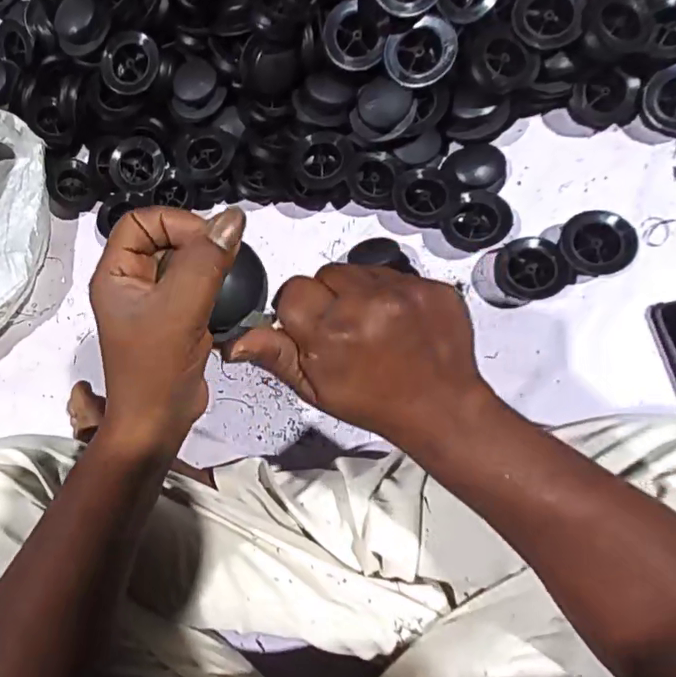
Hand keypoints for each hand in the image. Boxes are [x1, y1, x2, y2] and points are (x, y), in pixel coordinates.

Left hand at [89, 205, 245, 455]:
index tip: (207, 238)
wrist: (157, 422)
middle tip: (221, 257)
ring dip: (206, 267)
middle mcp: (130, 286)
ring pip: (181, 265)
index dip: (174, 223)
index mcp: (115, 276)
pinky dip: (211, 289)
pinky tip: (220, 302)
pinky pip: (193, 289)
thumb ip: (206, 261)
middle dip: (195, 243)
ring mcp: (152, 305)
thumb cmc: (152, 375)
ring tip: (221, 280)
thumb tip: (229, 222)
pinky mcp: (173, 321)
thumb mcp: (181, 308)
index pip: (140, 223)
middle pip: (163, 239)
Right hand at [226, 265, 493, 447]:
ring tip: (372, 326)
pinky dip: (392, 293)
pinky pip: (395, 273)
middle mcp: (364, 304)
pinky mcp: (429, 286)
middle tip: (345, 330)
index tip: (311, 328)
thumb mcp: (315, 388)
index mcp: (329, 331)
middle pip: (325, 274)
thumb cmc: (377, 403)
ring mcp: (401, 292)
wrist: (439, 407)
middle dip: (329, 298)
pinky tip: (397, 321)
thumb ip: (274, 356)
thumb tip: (237, 342)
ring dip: (360, 292)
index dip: (298, 311)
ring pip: (359, 269)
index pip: (292, 290)